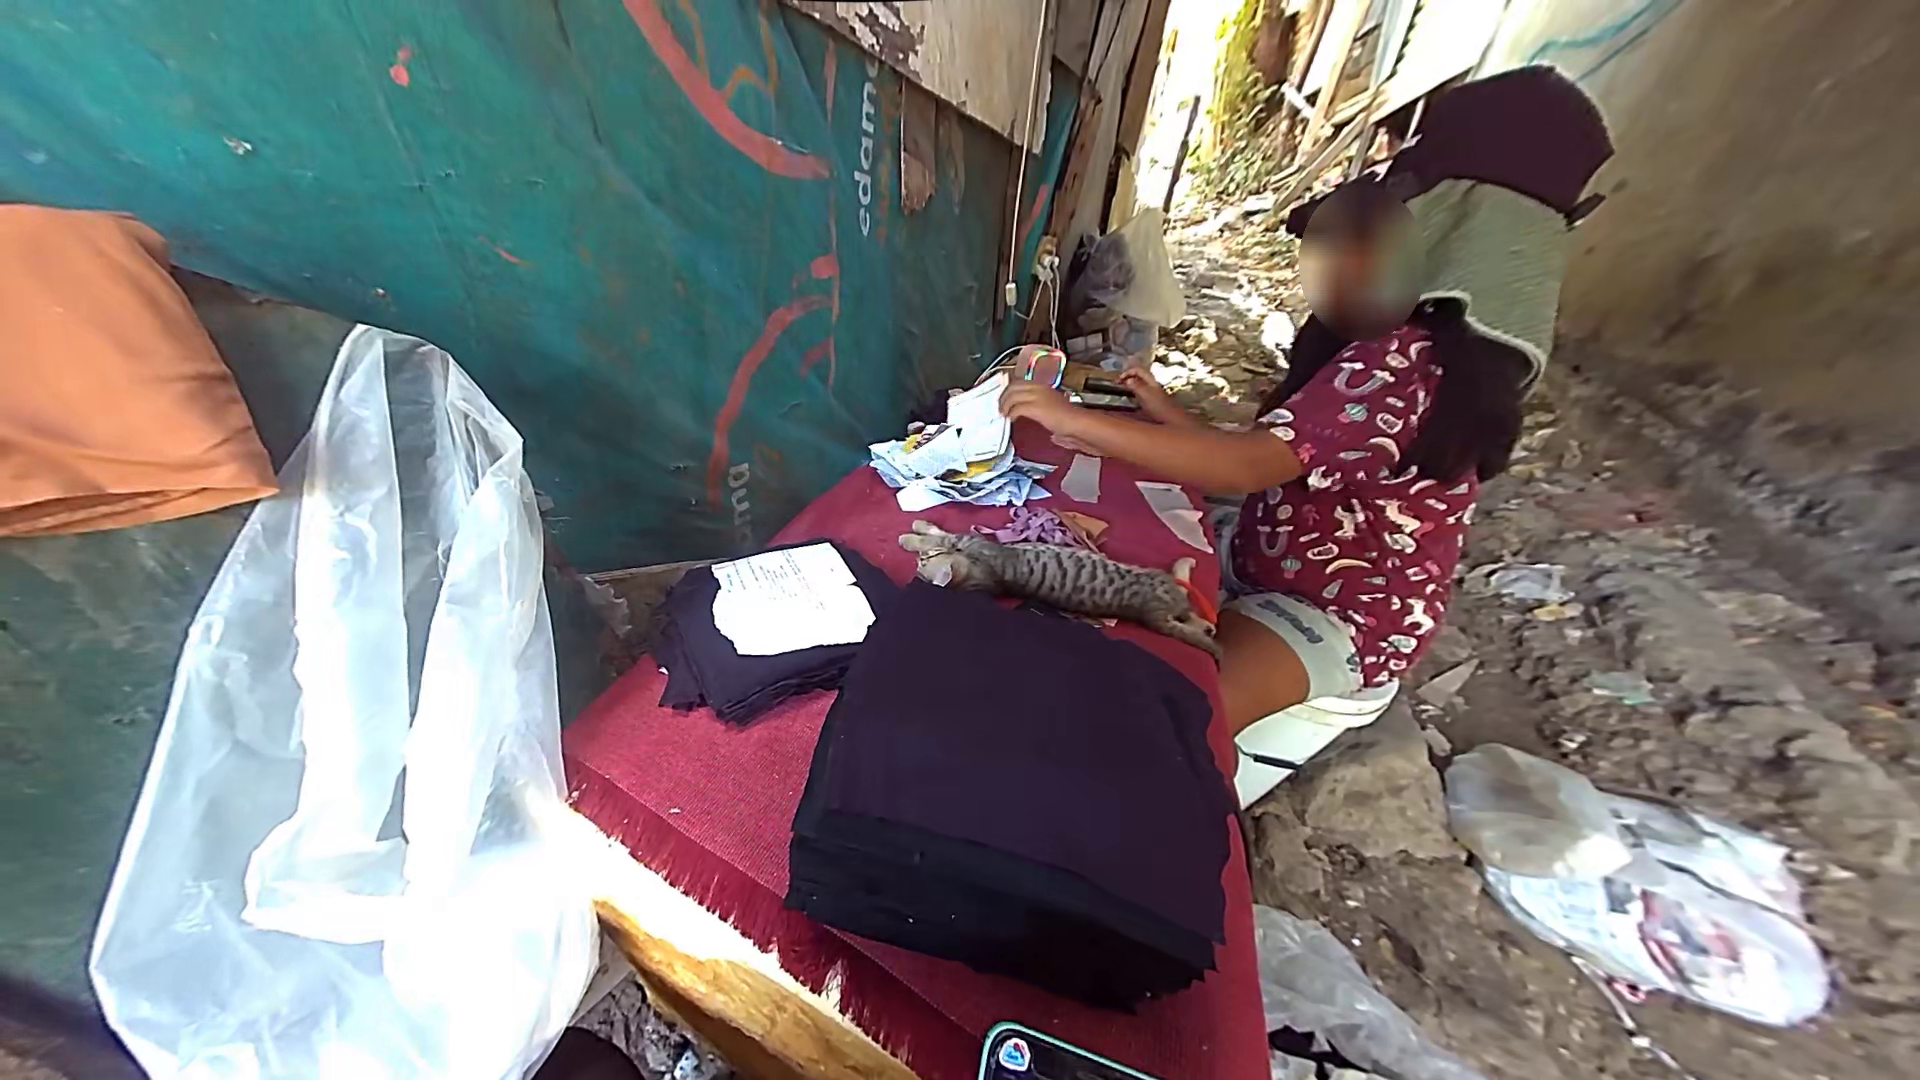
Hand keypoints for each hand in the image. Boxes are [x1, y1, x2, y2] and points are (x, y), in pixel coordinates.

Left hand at [998, 380, 1082, 433]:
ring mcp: (1036, 396)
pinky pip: (1017, 408)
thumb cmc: (1067, 415)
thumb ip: (1039, 402)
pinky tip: (1011, 419)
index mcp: (1042, 385)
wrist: (1075, 421)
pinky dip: (1011, 413)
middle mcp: (1038, 388)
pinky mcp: (1035, 407)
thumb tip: (1029, 408)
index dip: (1009, 389)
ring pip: (1013, 396)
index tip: (1004, 397)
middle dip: (1004, 396)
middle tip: (1000, 406)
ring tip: (1004, 414)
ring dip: (1005, 405)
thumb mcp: (1051, 403)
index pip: (1020, 382)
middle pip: (1013, 387)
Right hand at [1117, 366, 1172, 407]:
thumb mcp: (1146, 395)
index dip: (1128, 372)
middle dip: (1128, 377)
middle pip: (1139, 376)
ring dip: (1130, 385)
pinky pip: (1141, 393)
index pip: (1138, 370)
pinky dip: (1134, 392)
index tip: (1118, 380)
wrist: (1173, 420)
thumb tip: (1127, 380)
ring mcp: (1153, 393)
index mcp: (1151, 381)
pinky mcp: (1153, 401)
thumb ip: (1137, 386)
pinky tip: (1131, 399)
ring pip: (1140, 384)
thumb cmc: (1159, 407)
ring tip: (1122, 390)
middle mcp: (1152, 385)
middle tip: (1118, 384)